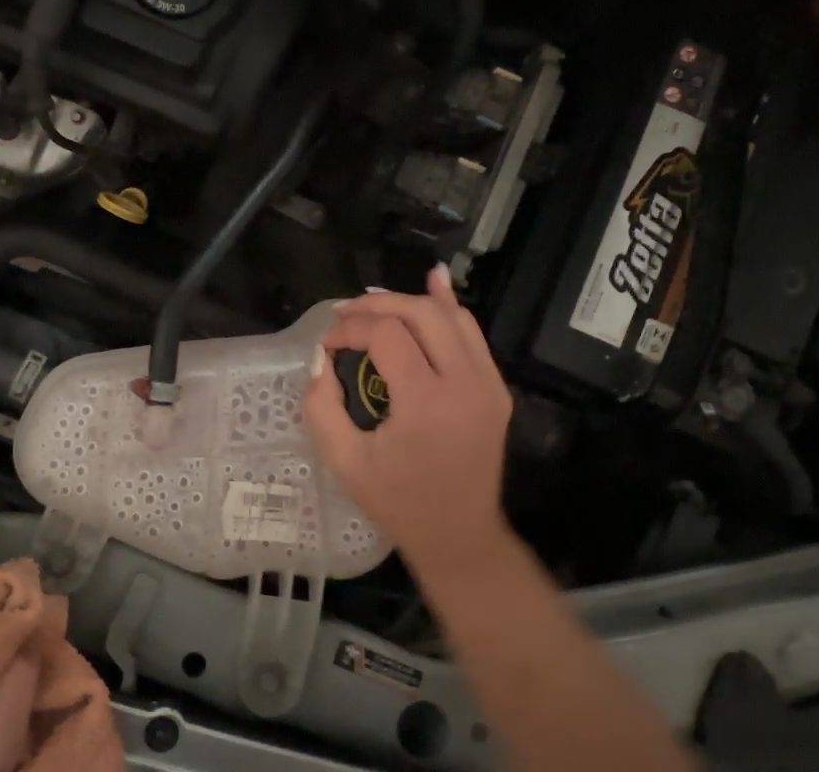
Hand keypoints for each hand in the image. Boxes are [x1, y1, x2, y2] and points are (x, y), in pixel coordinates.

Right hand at [303, 264, 513, 567]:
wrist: (459, 535)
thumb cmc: (397, 502)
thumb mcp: (344, 461)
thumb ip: (322, 405)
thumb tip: (321, 359)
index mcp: (425, 403)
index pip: (386, 334)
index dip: (351, 328)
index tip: (328, 344)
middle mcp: (464, 384)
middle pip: (422, 313)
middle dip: (378, 304)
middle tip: (346, 316)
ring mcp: (488, 384)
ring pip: (452, 316)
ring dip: (410, 302)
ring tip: (374, 306)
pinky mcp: (497, 389)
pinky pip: (472, 335)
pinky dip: (448, 308)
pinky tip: (432, 283)